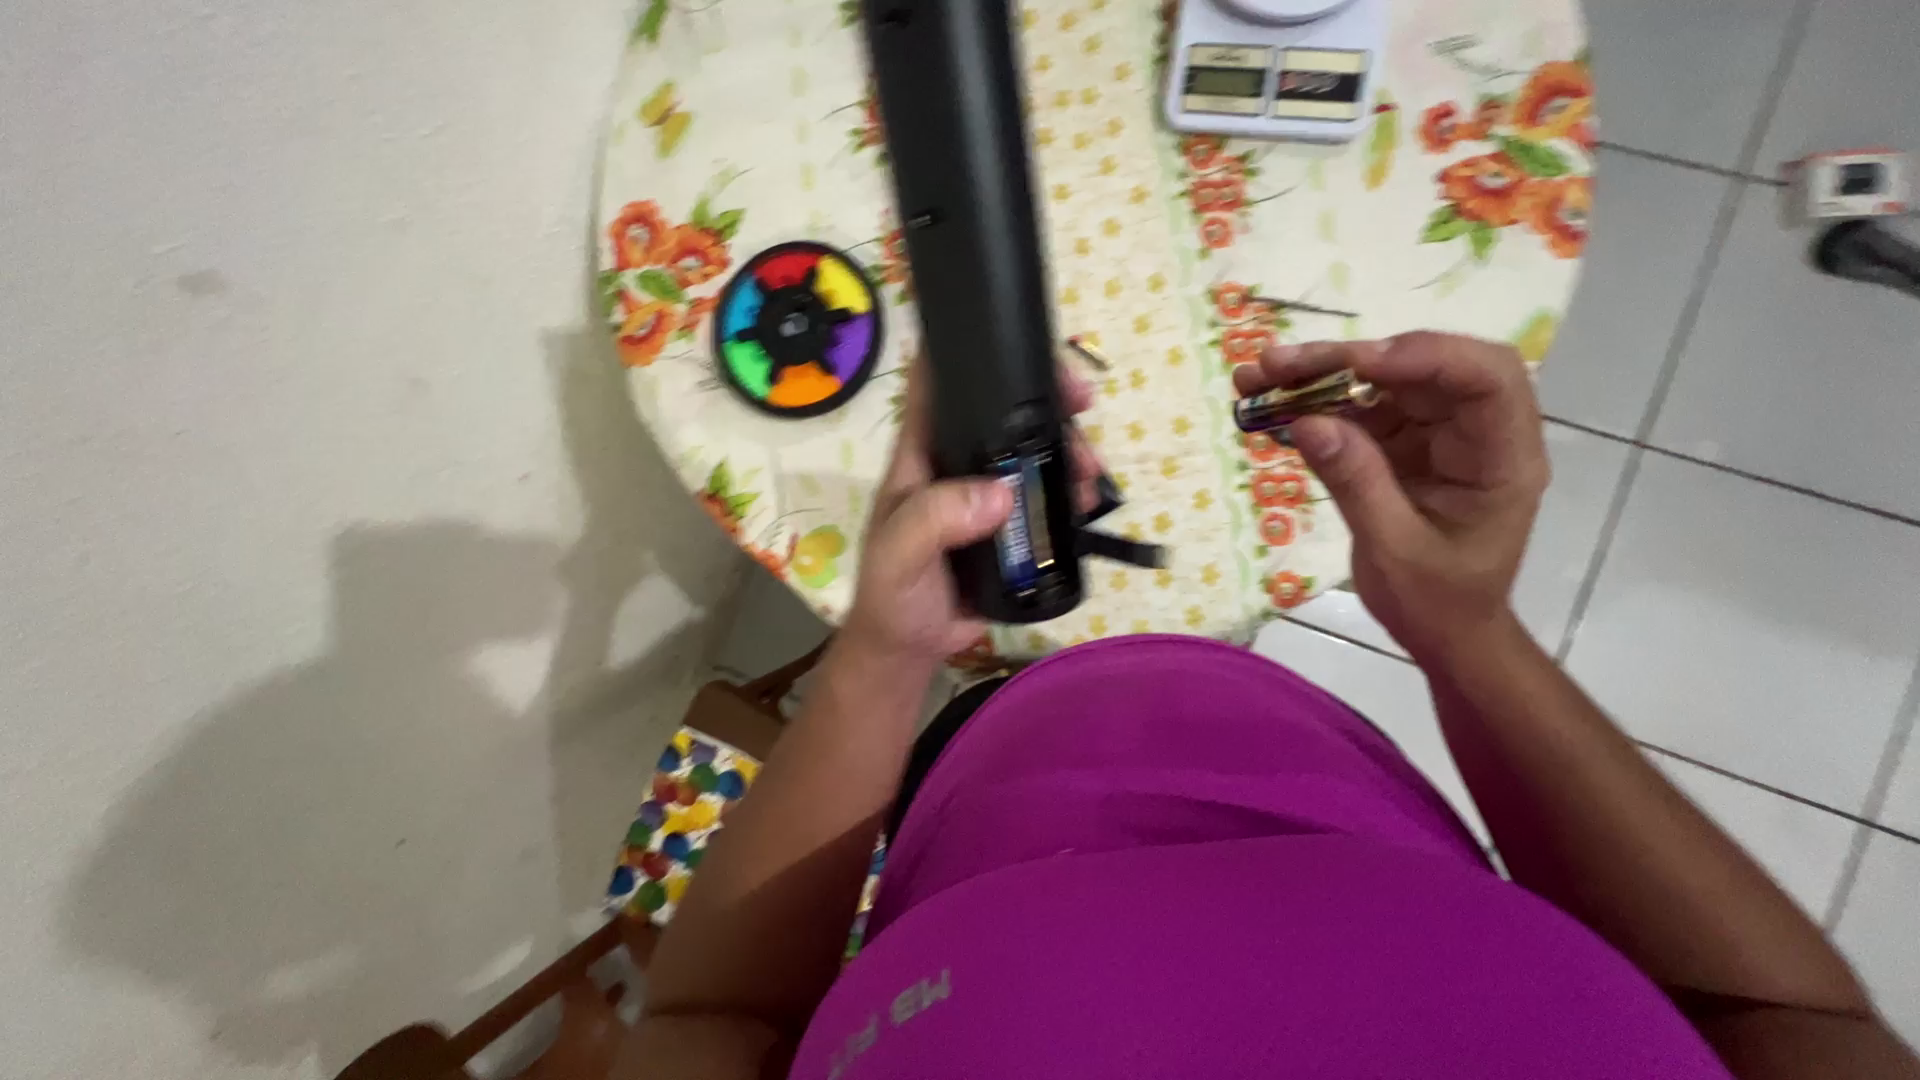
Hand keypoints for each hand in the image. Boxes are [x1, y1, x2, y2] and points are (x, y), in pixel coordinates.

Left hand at [844, 355, 1101, 666]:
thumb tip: (1000, 495)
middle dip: (1046, 398)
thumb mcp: (899, 553)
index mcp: (921, 453)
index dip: (971, 351)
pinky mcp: (1013, 523)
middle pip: (1005, 411)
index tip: (1017, 344)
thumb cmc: (892, 593)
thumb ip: (934, 521)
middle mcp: (958, 461)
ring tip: (1088, 471)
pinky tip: (1085, 501)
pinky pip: (1048, 495)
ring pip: (1035, 450)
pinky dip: (1071, 490)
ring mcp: (987, 492)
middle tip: (1082, 402)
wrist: (912, 644)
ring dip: (1068, 447)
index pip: (939, 383)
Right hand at [1233, 332, 1548, 663]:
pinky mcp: (1398, 444)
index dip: (1425, 358)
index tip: (1356, 365)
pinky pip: (1355, 411)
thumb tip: (1307, 422)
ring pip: (1379, 383)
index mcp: (1501, 457)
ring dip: (1317, 376)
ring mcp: (1433, 434)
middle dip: (1348, 360)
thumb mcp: (1394, 550)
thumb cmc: (1437, 601)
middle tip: (1277, 365)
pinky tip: (1266, 406)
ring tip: (1255, 378)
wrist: (1443, 631)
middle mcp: (1471, 431)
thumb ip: (1357, 483)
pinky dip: (1311, 406)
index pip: (1485, 379)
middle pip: (1419, 369)